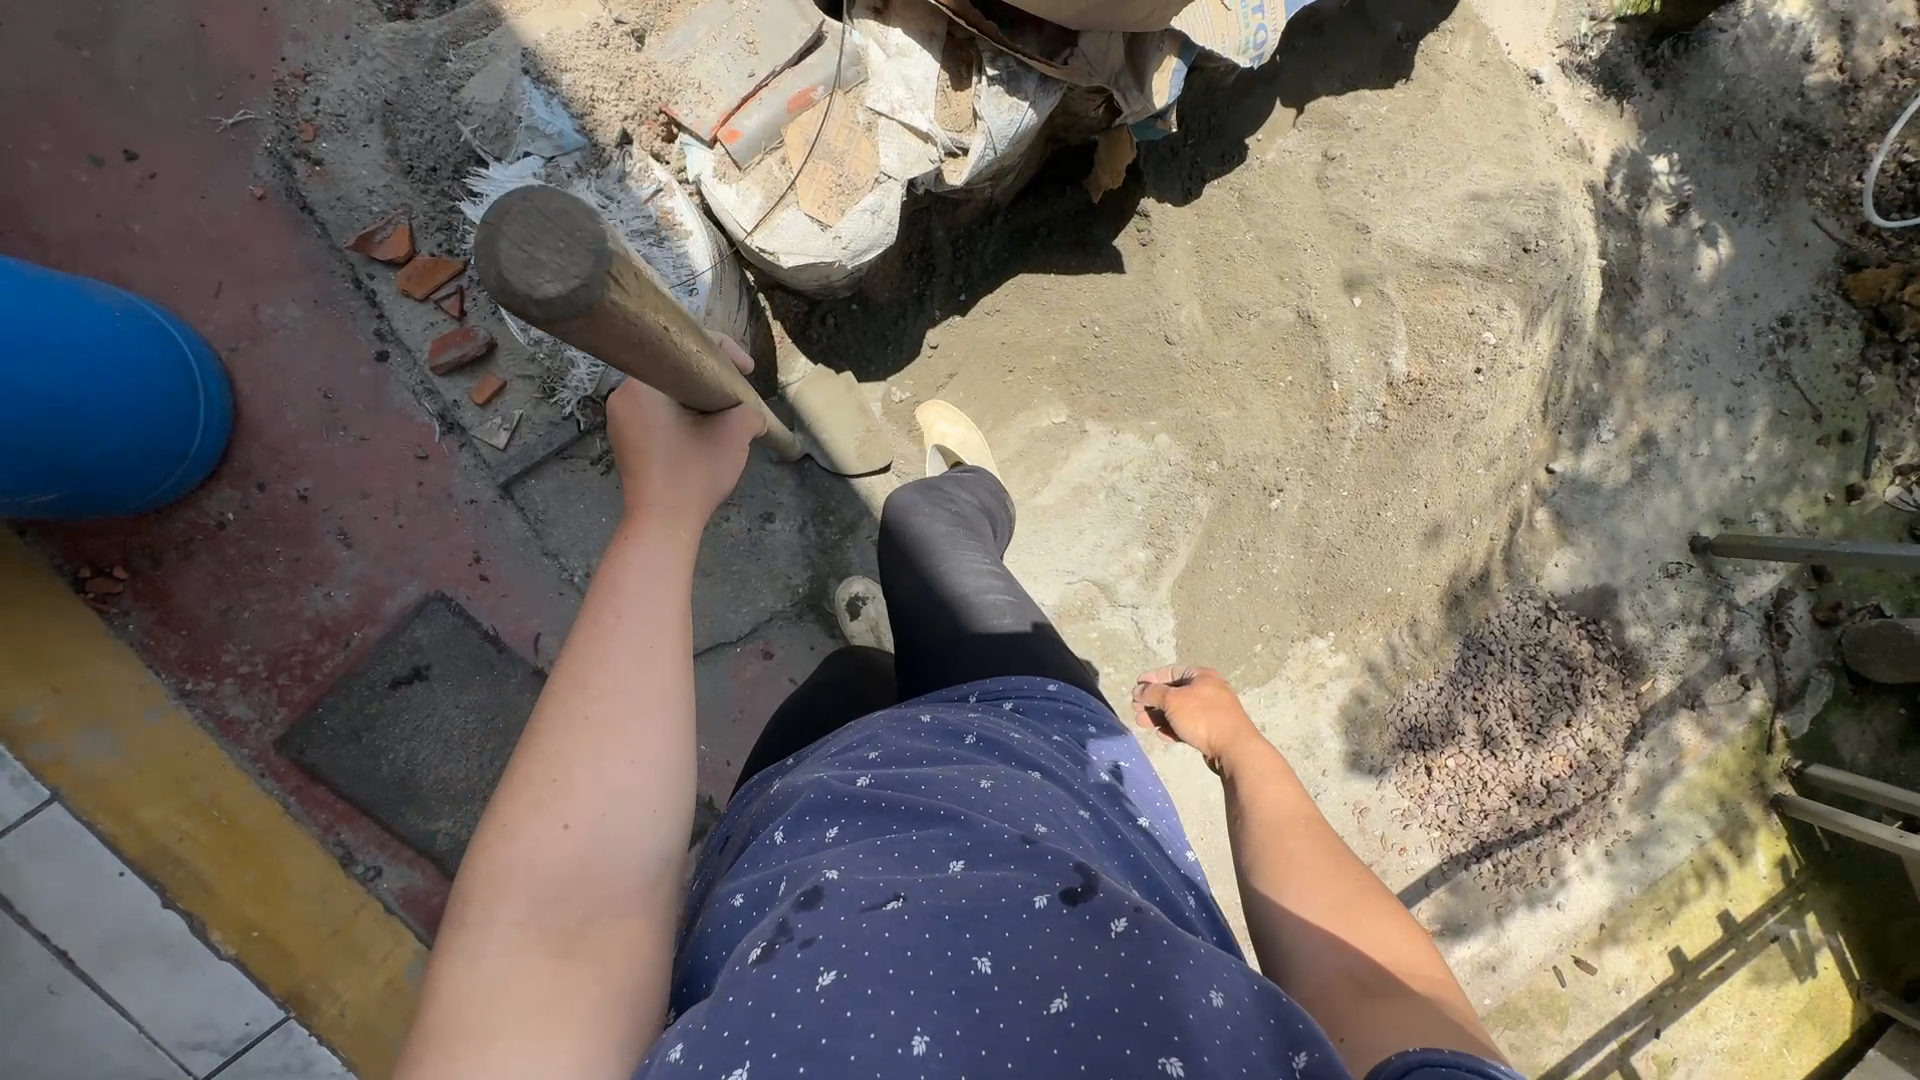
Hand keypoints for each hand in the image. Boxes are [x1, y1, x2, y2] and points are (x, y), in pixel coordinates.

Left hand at [606, 336, 767, 528]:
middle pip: (676, 368)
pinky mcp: (626, 438)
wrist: (662, 522)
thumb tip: (752, 414)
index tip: (748, 371)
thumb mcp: (733, 435)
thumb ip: (749, 411)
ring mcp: (621, 417)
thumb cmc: (693, 474)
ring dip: (698, 398)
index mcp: (643, 382)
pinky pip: (658, 412)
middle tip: (739, 391)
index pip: (687, 346)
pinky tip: (704, 430)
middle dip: (712, 379)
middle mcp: (624, 392)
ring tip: (726, 413)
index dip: (725, 352)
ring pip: (668, 391)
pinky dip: (683, 414)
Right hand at [1131, 667, 1263, 771]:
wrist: (1234, 748)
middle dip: (1152, 701)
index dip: (1151, 679)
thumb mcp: (1172, 700)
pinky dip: (1173, 728)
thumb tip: (1139, 691)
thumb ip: (1152, 693)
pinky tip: (1162, 735)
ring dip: (1159, 716)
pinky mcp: (1212, 730)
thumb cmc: (1202, 717)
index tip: (1136, 688)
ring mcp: (1211, 711)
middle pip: (1173, 693)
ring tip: (1142, 724)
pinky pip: (1188, 726)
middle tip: (1135, 709)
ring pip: (1179, 711)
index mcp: (1201, 676)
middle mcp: (1208, 690)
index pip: (1170, 672)